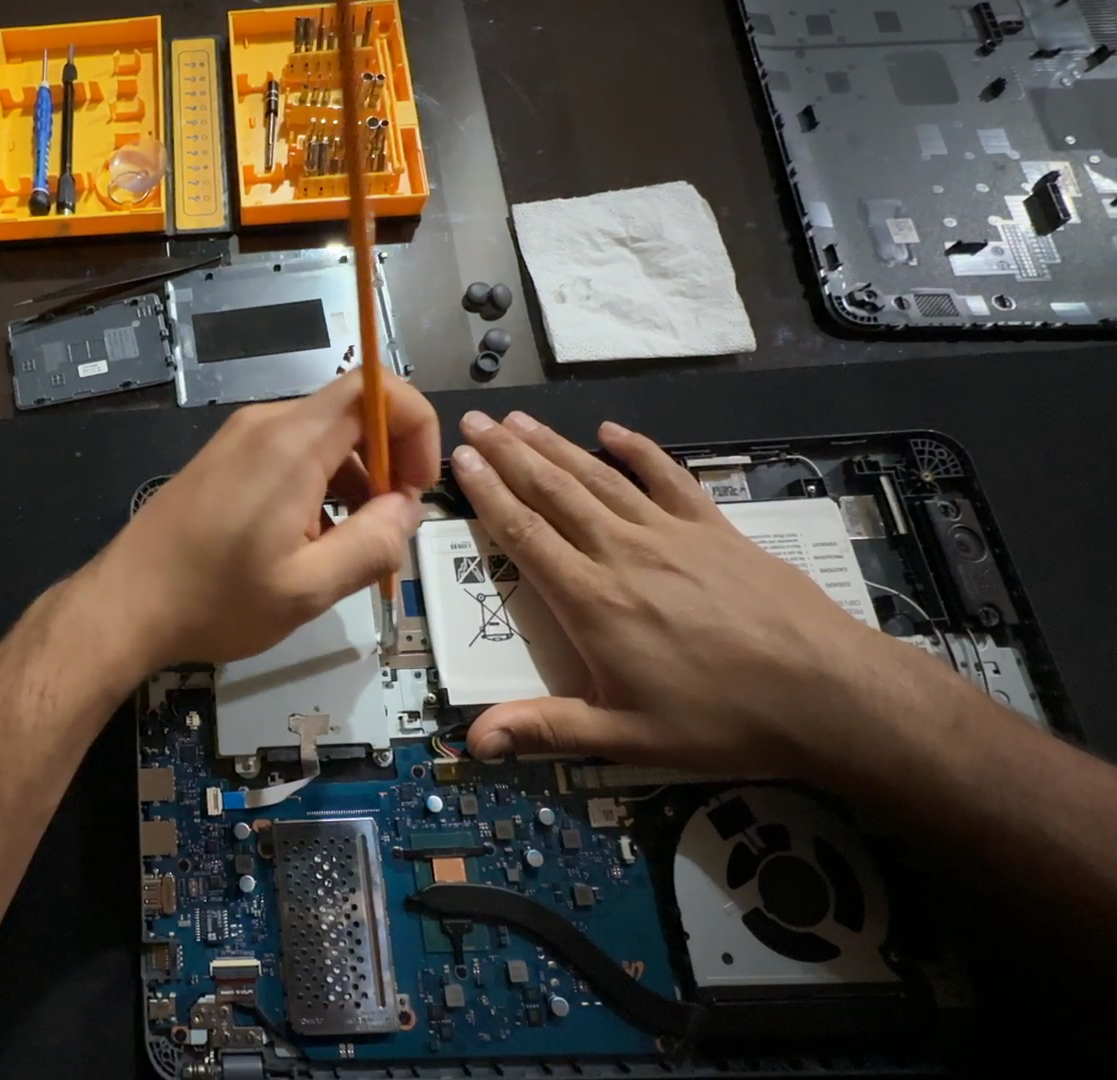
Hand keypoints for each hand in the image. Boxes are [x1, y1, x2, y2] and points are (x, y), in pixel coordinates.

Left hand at [90, 370, 438, 670]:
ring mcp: (237, 440)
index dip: (416, 427)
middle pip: (351, 414)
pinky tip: (304, 541)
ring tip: (344, 547)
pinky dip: (315, 487)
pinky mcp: (221, 461)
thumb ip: (373, 544)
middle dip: (386, 466)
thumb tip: (407, 510)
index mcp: (291, 444)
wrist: (125, 605)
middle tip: (384, 531)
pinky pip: (287, 456)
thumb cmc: (214, 601)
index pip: (377, 388)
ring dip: (350, 483)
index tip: (415, 490)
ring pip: (320, 439)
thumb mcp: (307, 589)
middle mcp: (264, 426)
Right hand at [451, 411, 959, 780]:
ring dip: (553, 444)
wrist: (834, 698)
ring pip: (598, 477)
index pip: (524, 533)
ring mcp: (671, 535)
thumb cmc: (720, 719)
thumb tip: (474, 741)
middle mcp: (622, 553)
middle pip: (553, 491)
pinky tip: (610, 429)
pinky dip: (637, 450)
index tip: (460, 459)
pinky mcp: (714, 530)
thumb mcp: (625, 737)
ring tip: (518, 418)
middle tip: (473, 421)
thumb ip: (545, 729)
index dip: (487, 492)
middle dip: (507, 453)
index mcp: (592, 600)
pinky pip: (668, 478)